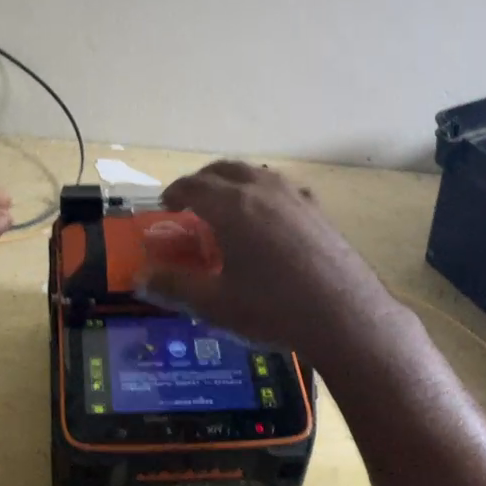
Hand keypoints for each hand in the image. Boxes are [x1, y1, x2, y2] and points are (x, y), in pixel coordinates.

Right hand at [142, 161, 401, 367]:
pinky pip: (282, 189)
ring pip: (256, 174)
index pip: (193, 186)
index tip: (166, 205)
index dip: (175, 193)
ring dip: (234, 182)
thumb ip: (175, 286)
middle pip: (224, 170)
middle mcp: (262, 190)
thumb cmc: (273, 309)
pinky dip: (264, 193)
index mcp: (231, 206)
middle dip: (202, 181)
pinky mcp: (318, 211)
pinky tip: (269, 217)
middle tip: (191, 201)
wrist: (344, 315)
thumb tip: (141, 277)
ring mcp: (295, 197)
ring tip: (228, 205)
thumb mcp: (216, 303)